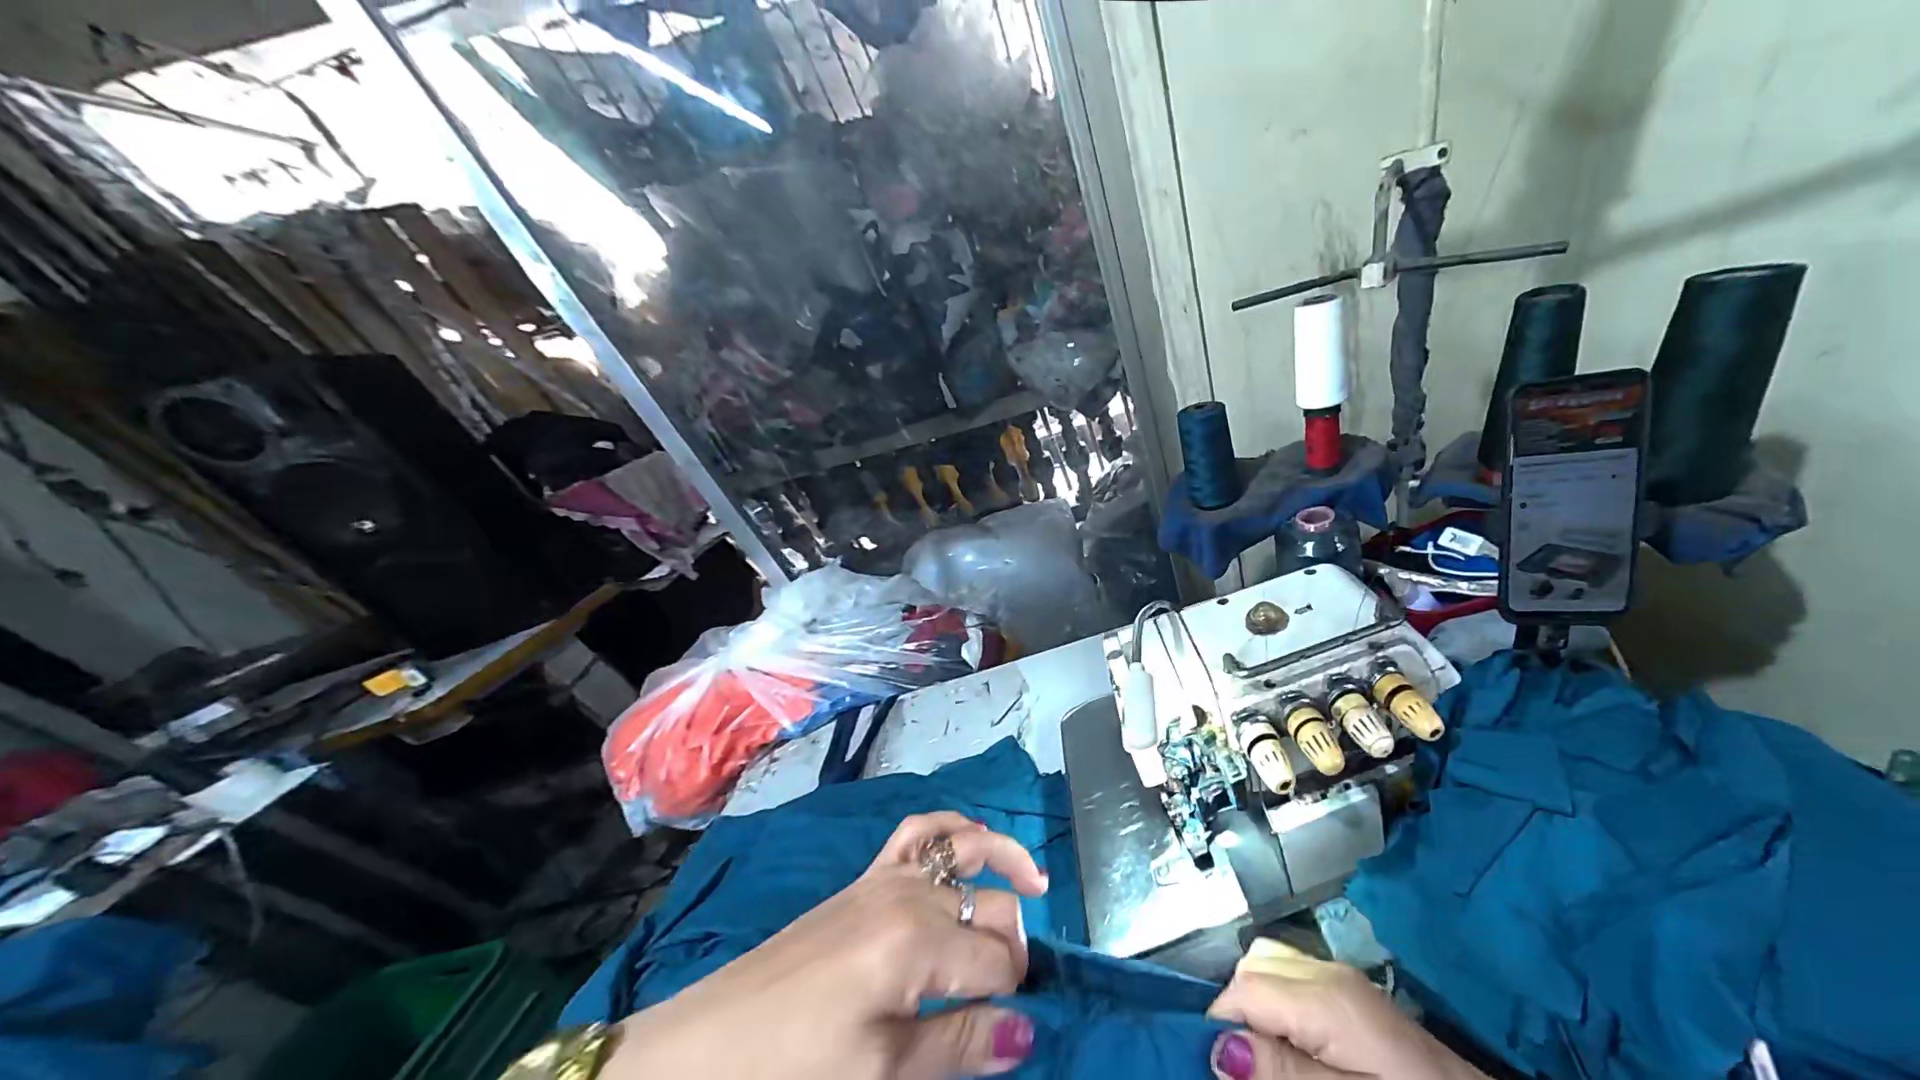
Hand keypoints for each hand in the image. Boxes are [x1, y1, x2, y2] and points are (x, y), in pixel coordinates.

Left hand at [605, 812, 1049, 1079]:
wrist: (714, 1042)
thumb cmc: (797, 1064)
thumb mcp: (882, 1070)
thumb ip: (960, 1043)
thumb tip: (1029, 1030)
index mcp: (915, 939)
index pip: (997, 960)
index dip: (1010, 997)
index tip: (1002, 1029)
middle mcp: (908, 890)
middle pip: (988, 906)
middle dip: (1012, 945)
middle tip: (1007, 995)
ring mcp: (885, 875)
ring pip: (963, 846)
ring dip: (1002, 857)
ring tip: (1034, 880)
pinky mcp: (866, 877)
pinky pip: (918, 831)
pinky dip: (952, 829)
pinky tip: (969, 842)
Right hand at [1205, 939, 1487, 1079]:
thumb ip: (1285, 1073)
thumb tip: (1218, 1046)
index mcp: (1326, 998)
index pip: (1241, 989)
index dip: (1221, 1027)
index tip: (1224, 1071)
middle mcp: (1327, 971)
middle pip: (1248, 968)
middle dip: (1236, 1014)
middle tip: (1251, 1070)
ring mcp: (1341, 976)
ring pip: (1264, 962)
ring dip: (1253, 1002)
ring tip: (1269, 1057)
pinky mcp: (1351, 990)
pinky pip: (1289, 971)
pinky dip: (1275, 997)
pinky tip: (1293, 1040)